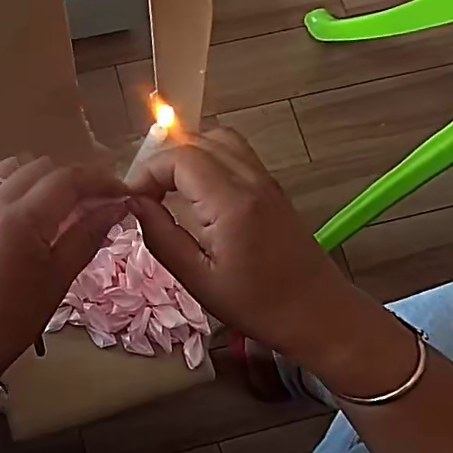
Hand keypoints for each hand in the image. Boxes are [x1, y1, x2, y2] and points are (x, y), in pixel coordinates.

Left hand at [0, 157, 129, 380]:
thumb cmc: (12, 320)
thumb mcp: (58, 280)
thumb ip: (87, 235)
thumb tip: (117, 206)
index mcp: (22, 219)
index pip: (69, 180)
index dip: (100, 180)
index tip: (119, 192)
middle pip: (42, 168)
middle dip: (72, 179)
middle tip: (92, 202)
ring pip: (11, 168)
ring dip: (38, 177)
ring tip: (54, 203)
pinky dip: (4, 183)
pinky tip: (15, 204)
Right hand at [124, 128, 394, 371]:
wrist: (320, 314)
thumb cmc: (258, 306)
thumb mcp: (198, 280)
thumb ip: (161, 237)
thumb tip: (134, 203)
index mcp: (232, 203)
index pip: (180, 158)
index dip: (147, 172)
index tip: (132, 201)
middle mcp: (251, 180)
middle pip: (197, 140)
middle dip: (162, 162)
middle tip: (145, 196)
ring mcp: (266, 179)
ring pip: (217, 138)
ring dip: (186, 155)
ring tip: (167, 189)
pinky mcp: (272, 187)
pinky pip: (234, 152)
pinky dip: (206, 158)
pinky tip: (195, 191)